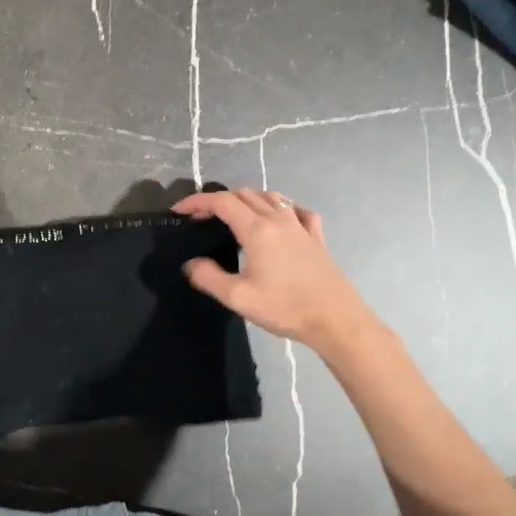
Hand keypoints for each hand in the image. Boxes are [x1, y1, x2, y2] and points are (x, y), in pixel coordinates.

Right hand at [173, 188, 374, 353]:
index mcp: (257, 230)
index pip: (221, 202)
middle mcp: (278, 220)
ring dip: (248, 200)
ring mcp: (301, 227)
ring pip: (271, 198)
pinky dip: (283, 209)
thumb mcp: (237, 297)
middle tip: (203, 220)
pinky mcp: (317, 238)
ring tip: (235, 217)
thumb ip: (208, 277)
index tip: (179, 211)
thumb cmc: (284, 307)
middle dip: (219, 201)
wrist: (336, 320)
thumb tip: (192, 264)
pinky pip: (298, 211)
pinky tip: (280, 222)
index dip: (197, 201)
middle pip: (244, 194)